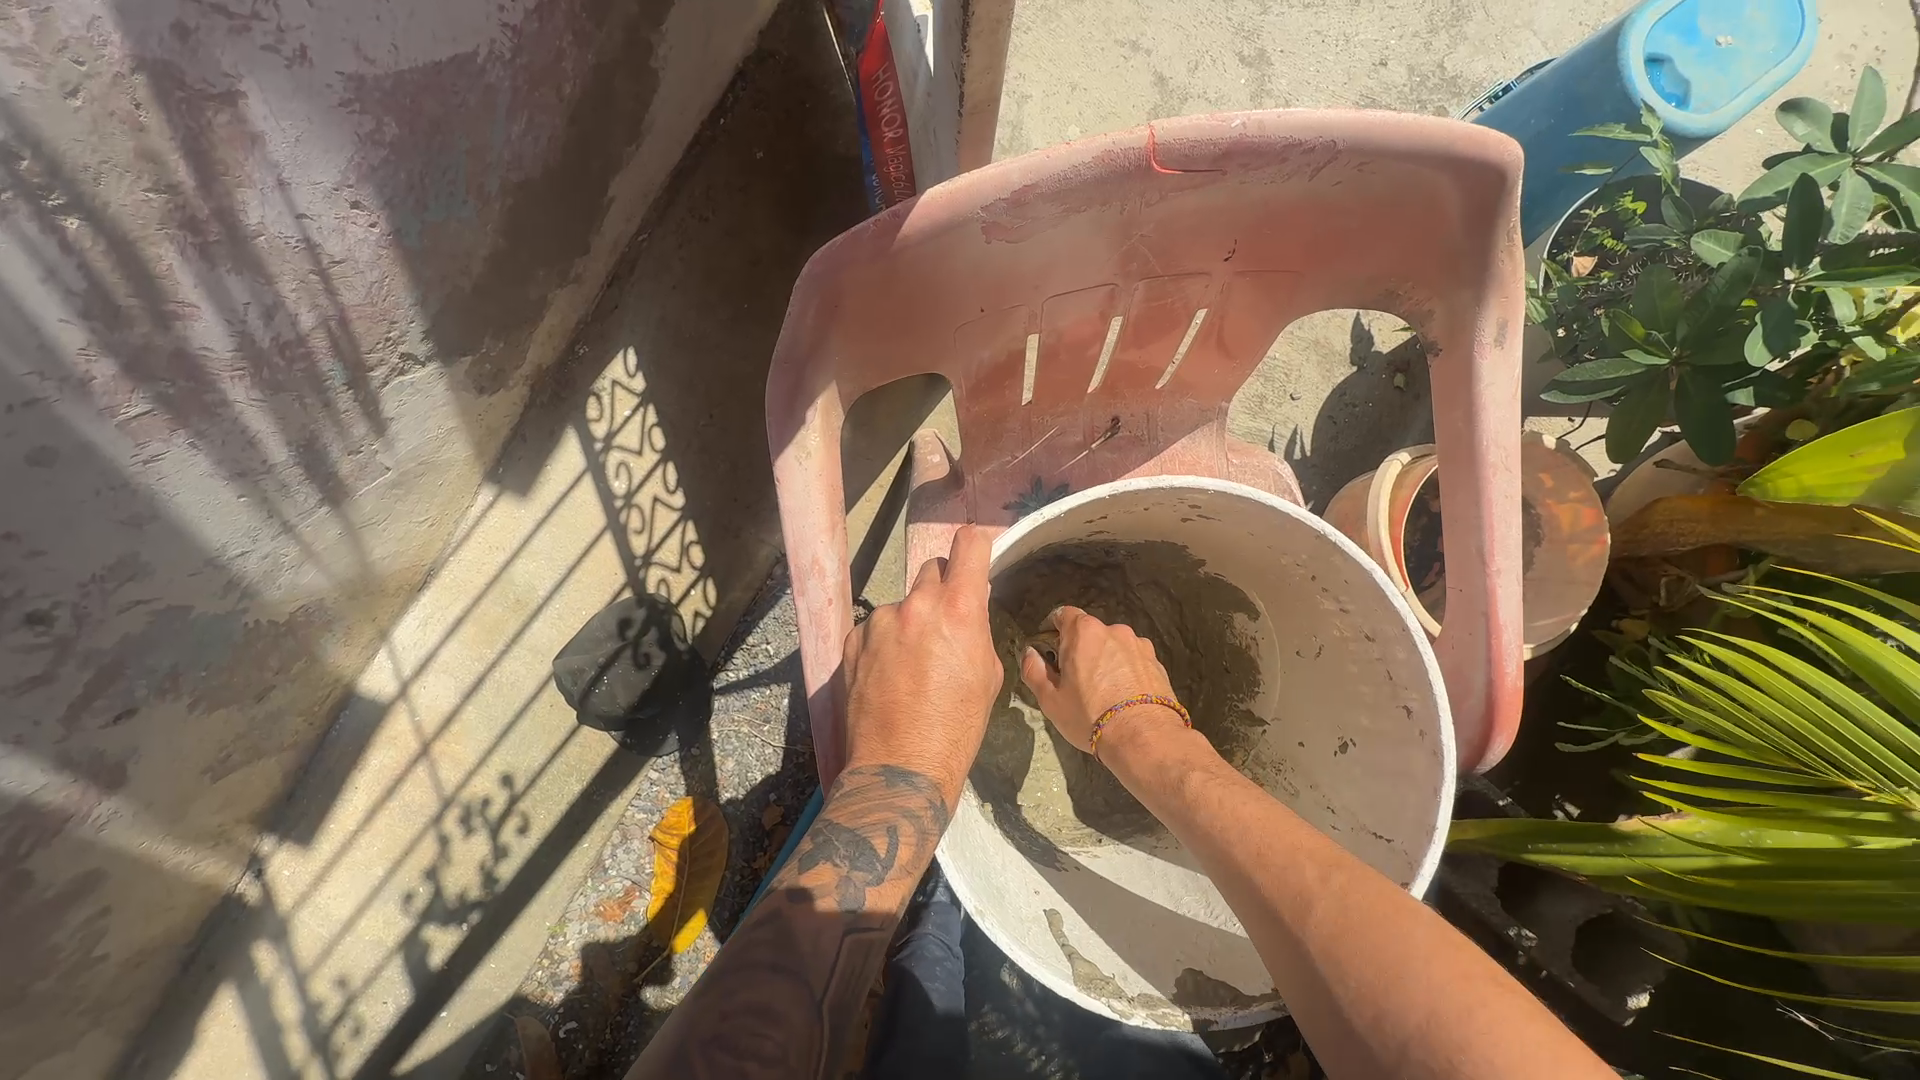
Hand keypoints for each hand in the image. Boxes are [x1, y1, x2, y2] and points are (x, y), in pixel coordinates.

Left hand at [840, 525, 1001, 801]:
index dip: (975, 545)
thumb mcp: (987, 675)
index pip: (968, 544)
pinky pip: (876, 628)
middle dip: (942, 590)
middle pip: (932, 571)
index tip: (974, 552)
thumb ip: (977, 630)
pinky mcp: (852, 640)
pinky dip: (884, 642)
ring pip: (902, 605)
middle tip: (945, 625)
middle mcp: (915, 605)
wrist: (899, 768)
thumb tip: (968, 610)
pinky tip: (888, 676)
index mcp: (958, 610)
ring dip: (910, 621)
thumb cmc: (957, 728)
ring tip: (912, 666)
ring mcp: (878, 621)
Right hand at [1018, 606, 1180, 753]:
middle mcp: (1113, 630)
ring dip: (1104, 659)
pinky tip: (1123, 695)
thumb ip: (1034, 670)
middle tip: (1074, 678)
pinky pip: (1132, 659)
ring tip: (1103, 690)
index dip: (1052, 630)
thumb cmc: (1090, 716)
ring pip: (1113, 646)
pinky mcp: (1156, 662)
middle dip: (1080, 648)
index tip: (1050, 650)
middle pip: (1089, 632)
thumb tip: (1029, 653)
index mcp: (1083, 632)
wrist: (1144, 738)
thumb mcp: (1051, 700)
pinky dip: (1125, 670)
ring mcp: (1138, 645)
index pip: (1062, 615)